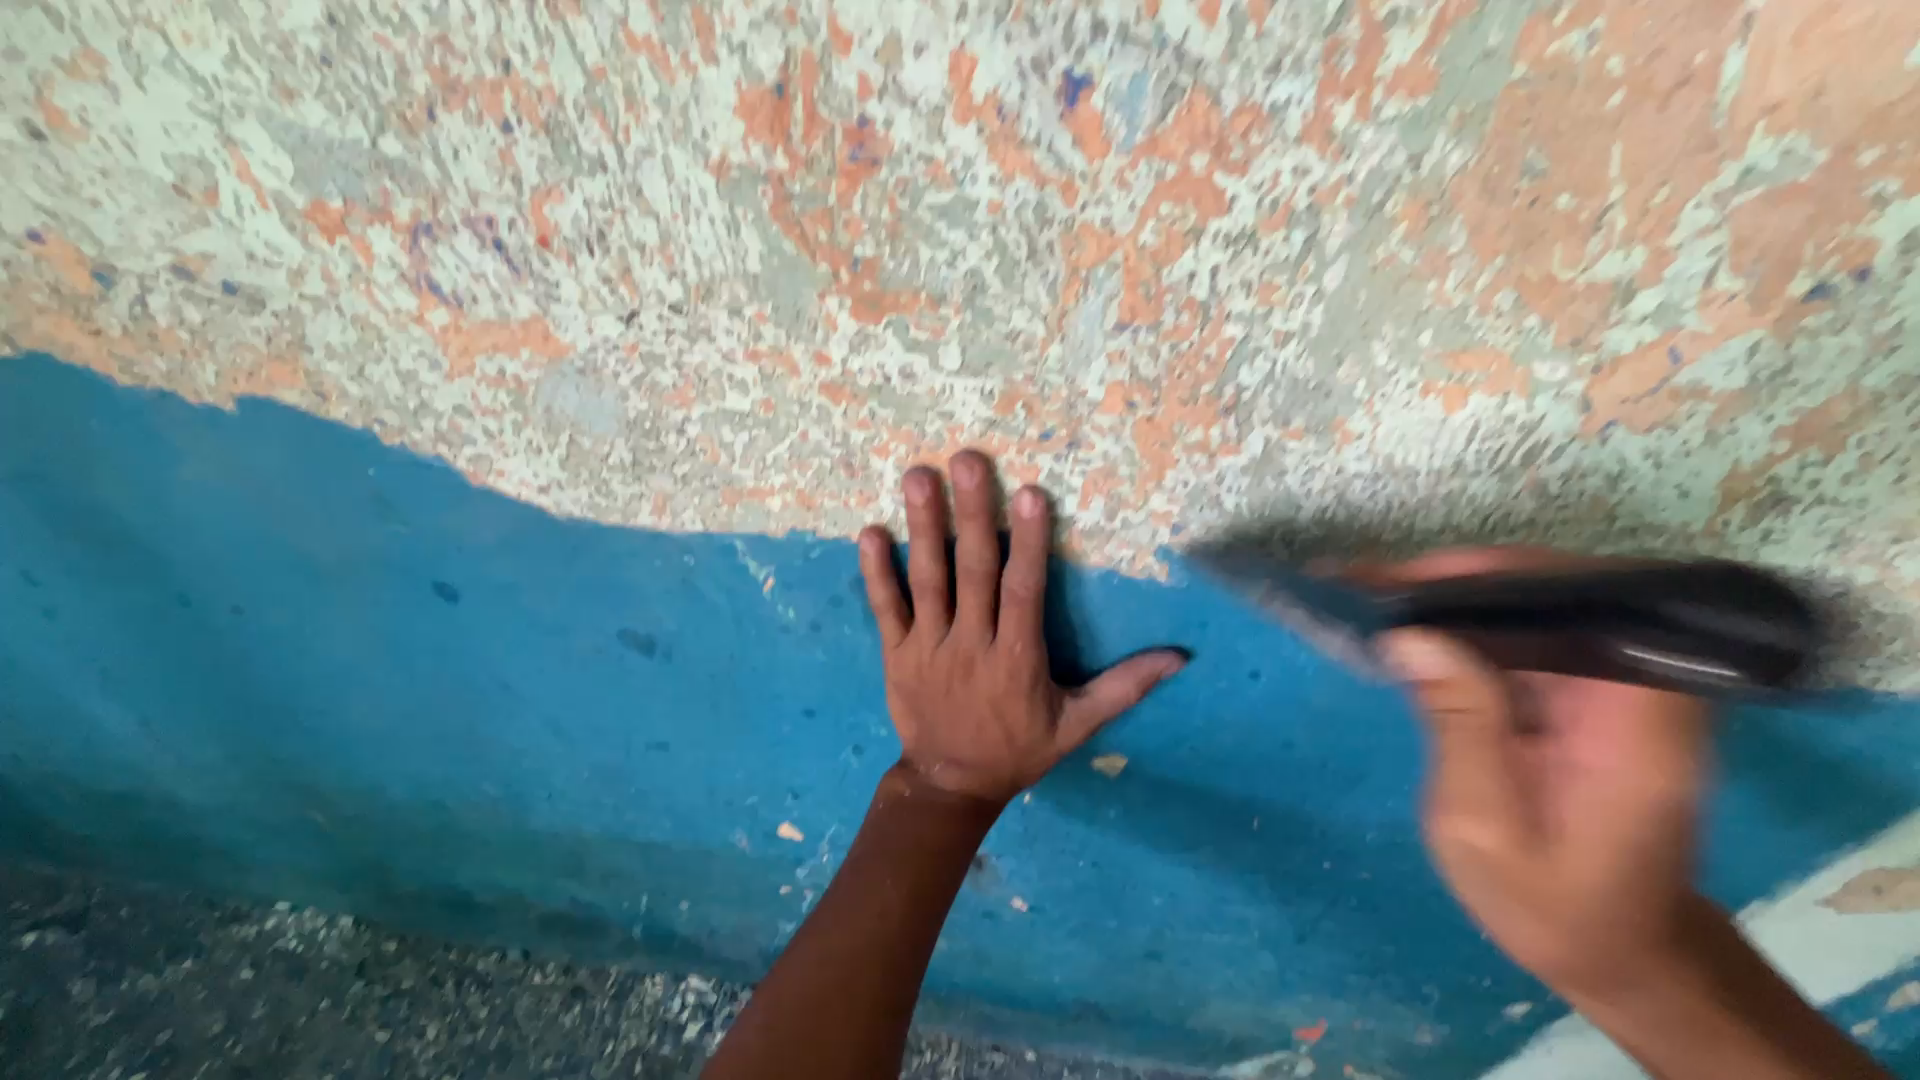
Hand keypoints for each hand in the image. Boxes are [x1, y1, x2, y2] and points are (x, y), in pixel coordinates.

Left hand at [857, 451, 1185, 805]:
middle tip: (966, 461)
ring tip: (918, 479)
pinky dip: (876, 572)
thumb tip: (1179, 658)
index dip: (1028, 544)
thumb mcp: (1078, 725)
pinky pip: (885, 609)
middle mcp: (971, 645)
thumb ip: (1125, 687)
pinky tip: (869, 532)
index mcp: (1017, 659)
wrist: (951, 784)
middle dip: (972, 514)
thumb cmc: (1019, 748)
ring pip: (927, 581)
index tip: (1029, 494)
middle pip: (973, 572)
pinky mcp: (896, 654)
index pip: (1024, 592)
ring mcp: (928, 648)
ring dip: (922, 529)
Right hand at [1368, 548, 1715, 1000]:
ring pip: (1533, 607)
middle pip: (1551, 592)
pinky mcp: (1587, 695)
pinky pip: (1525, 636)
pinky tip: (1405, 625)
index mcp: (1636, 718)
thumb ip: (1458, 722)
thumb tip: (1410, 633)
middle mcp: (1641, 685)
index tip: (1398, 583)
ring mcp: (1616, 687)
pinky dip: (1462, 625)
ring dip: (1450, 596)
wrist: (1617, 950)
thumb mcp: (1482, 824)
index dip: (1485, 578)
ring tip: (1367, 593)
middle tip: (1362, 582)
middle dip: (1452, 579)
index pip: (1573, 605)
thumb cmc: (1550, 903)